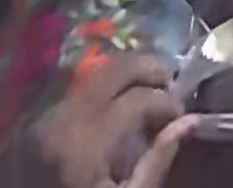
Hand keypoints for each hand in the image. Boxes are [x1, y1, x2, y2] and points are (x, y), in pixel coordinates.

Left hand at [15, 56, 196, 187]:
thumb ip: (157, 162)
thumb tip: (188, 121)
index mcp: (87, 144)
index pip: (139, 100)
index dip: (168, 103)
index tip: (182, 116)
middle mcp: (67, 116)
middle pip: (118, 69)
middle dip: (151, 69)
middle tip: (172, 85)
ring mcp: (52, 114)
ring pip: (101, 71)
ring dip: (131, 73)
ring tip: (152, 89)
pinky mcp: (43, 118)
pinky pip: (85, 86)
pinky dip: (110, 84)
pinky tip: (124, 100)